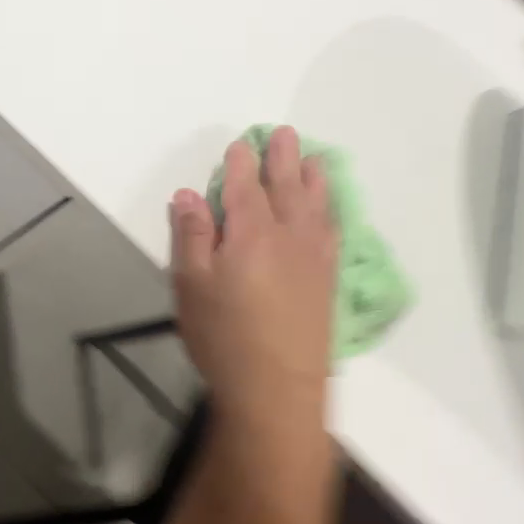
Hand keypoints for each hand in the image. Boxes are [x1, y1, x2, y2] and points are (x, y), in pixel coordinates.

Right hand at [170, 127, 337, 416]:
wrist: (275, 388)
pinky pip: (333, 232)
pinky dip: (331, 212)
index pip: (246, 188)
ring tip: (315, 159)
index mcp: (251, 234)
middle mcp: (288, 238)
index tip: (241, 144)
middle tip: (285, 134)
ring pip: (316, 207)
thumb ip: (192, 234)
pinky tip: (328, 211)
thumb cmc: (222, 334)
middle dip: (283, 160)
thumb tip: (190, 194)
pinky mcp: (328, 282)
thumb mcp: (191, 282)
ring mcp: (314, 260)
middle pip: (287, 189)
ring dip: (314, 179)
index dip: (242, 164)